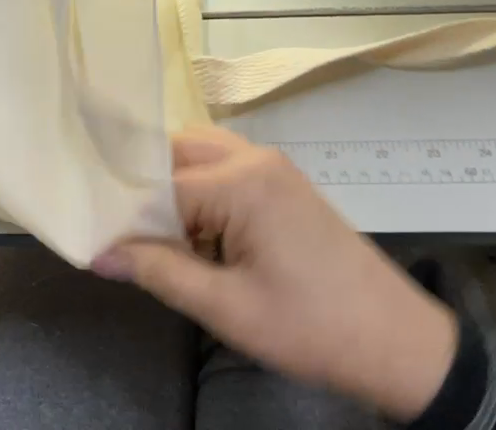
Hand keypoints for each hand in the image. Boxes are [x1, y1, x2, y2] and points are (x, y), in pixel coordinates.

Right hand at [92, 126, 457, 419]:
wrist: (398, 343)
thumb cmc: (312, 328)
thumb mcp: (227, 308)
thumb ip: (159, 272)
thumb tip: (98, 254)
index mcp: (241, 182)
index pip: (159, 185)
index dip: (125, 215)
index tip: (97, 239)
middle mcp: (254, 157)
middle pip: (176, 152)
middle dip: (144, 188)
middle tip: (119, 229)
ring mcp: (272, 165)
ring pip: (200, 153)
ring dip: (172, 184)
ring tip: (154, 231)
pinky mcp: (283, 181)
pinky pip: (225, 166)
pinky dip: (200, 187)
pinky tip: (194, 228)